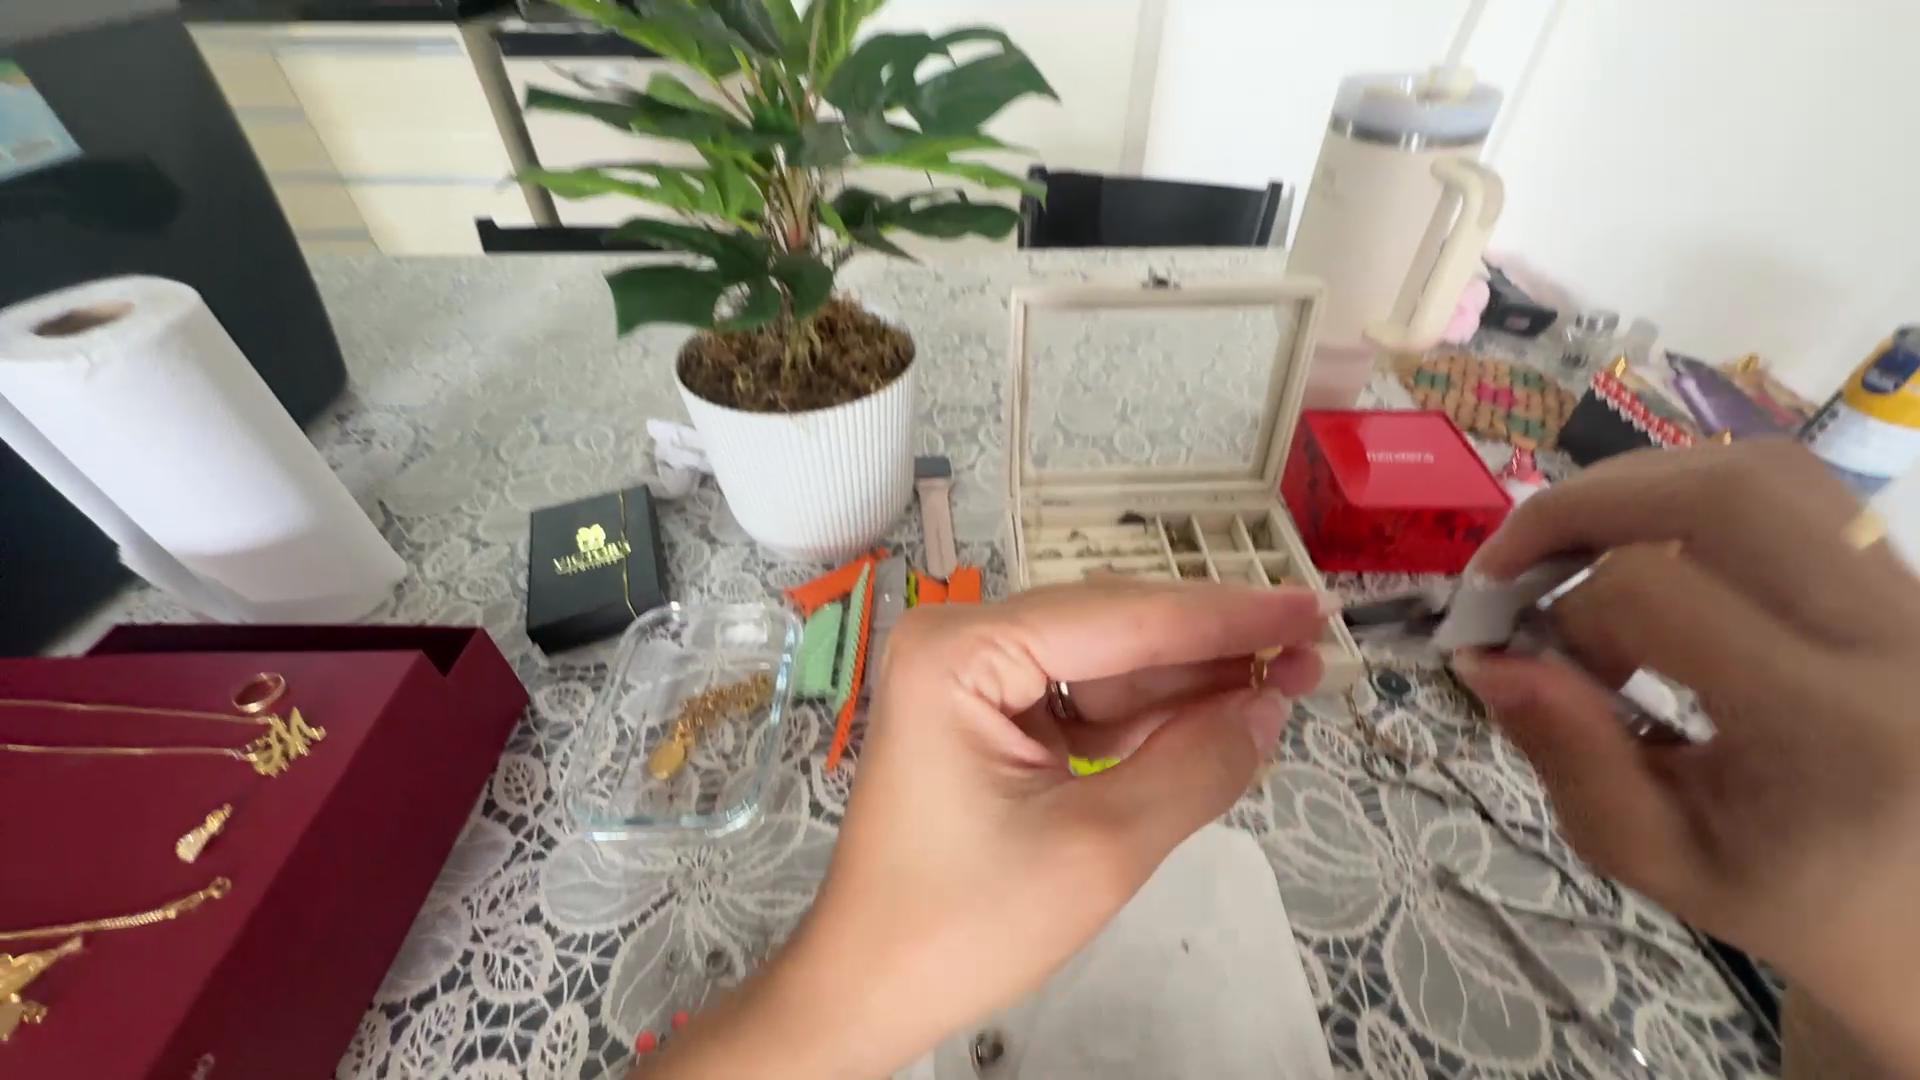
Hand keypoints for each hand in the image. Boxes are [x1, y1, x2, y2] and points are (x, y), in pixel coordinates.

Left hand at [639, 580, 1335, 1079]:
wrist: (871, 985)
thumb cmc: (964, 923)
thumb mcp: (1097, 848)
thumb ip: (1194, 766)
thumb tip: (1269, 704)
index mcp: (961, 649)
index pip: (1116, 618)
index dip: (1222, 616)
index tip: (1308, 608)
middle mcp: (962, 642)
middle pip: (1111, 631)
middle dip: (1209, 649)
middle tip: (1308, 651)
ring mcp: (974, 677)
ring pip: (1104, 666)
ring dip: (1189, 682)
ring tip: (1282, 683)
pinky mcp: (990, 716)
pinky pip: (1084, 704)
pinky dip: (1150, 718)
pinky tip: (1216, 716)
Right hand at [1452, 440, 1919, 1067]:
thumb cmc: (1783, 891)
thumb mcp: (1648, 852)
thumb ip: (1564, 752)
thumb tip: (1481, 658)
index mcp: (1836, 726)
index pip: (1653, 592)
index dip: (1559, 610)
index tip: (1524, 656)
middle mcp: (1897, 637)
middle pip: (1715, 494)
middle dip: (1572, 508)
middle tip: (1508, 565)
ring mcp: (1916, 595)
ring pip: (1753, 469)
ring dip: (1623, 491)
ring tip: (1564, 550)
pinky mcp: (1903, 578)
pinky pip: (1783, 487)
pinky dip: (1675, 495)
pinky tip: (1633, 548)